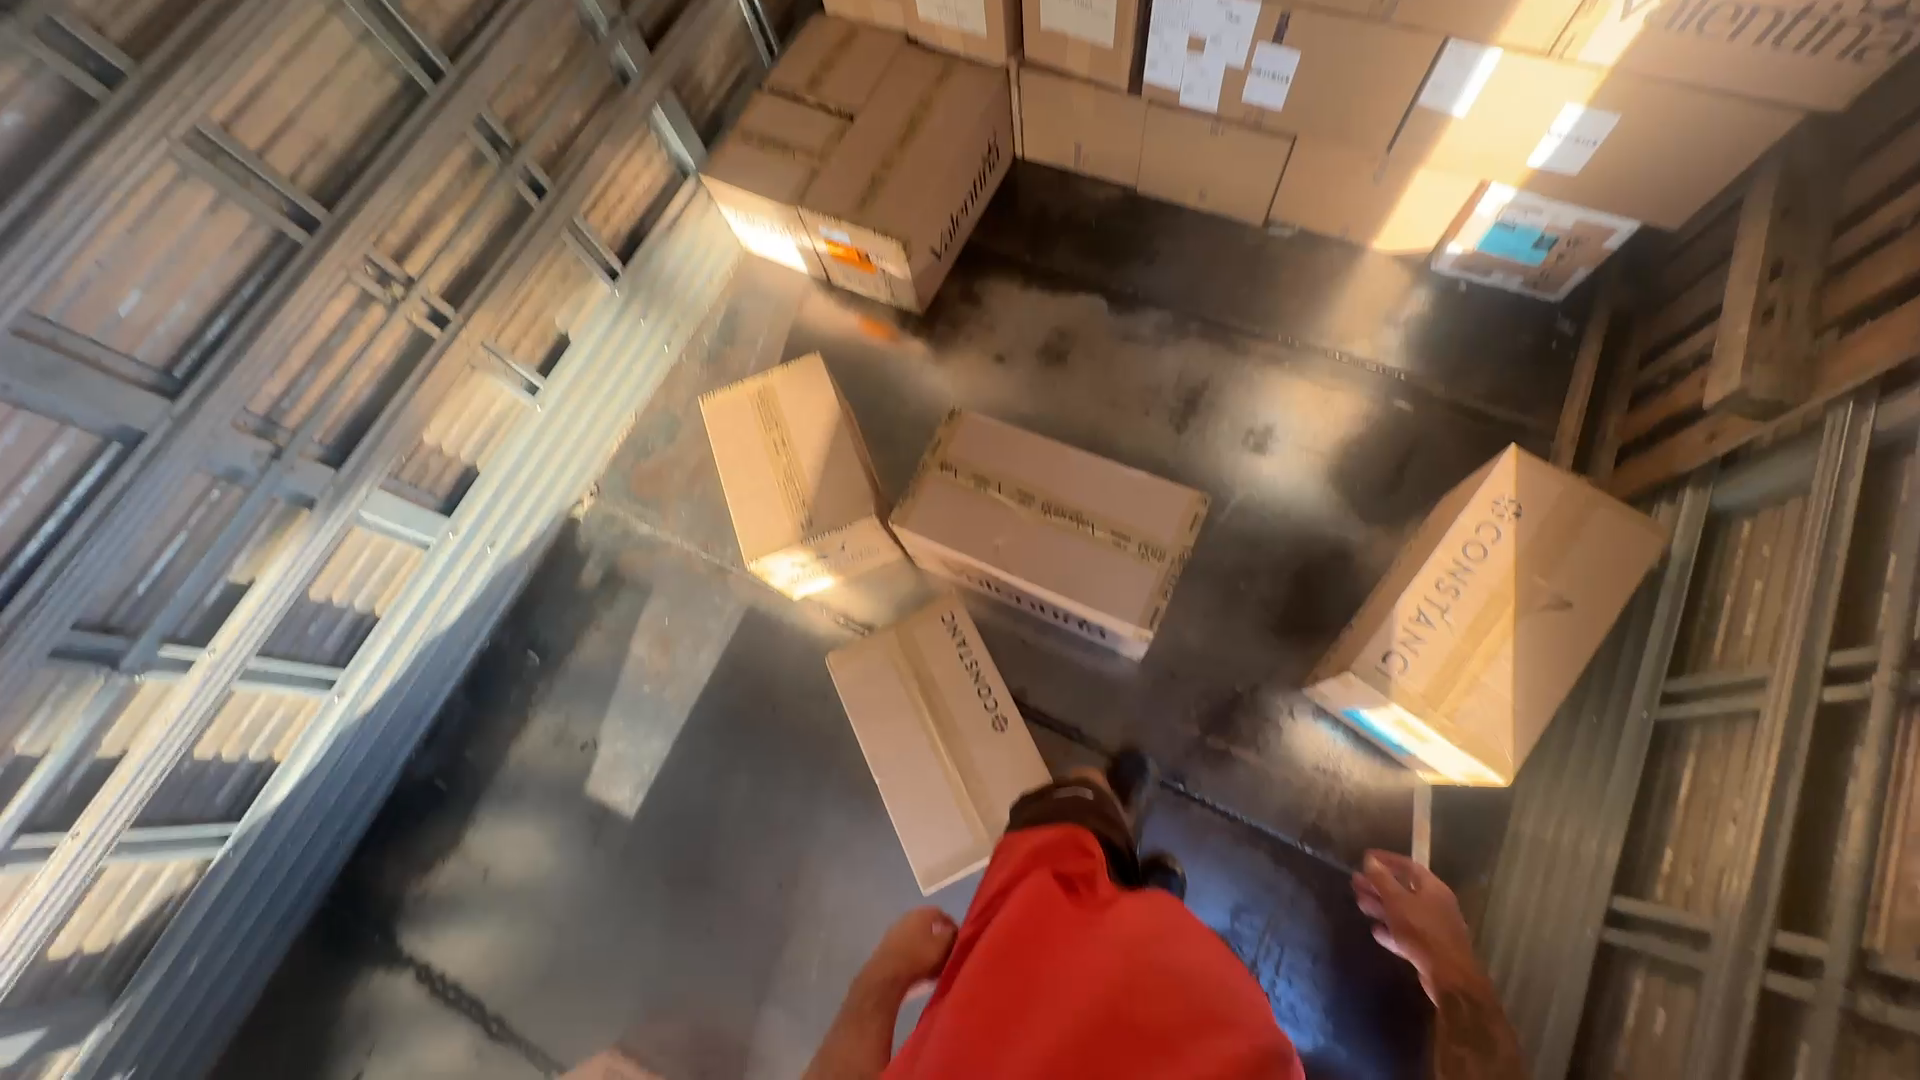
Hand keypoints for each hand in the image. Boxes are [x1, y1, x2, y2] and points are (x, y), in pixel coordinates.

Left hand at [857, 906, 956, 996]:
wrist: (887, 974)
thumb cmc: (919, 957)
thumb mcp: (943, 946)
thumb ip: (952, 936)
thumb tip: (955, 931)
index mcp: (922, 913)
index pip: (941, 913)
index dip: (951, 925)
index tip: (958, 939)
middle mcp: (908, 916)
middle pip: (928, 925)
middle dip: (938, 937)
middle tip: (947, 951)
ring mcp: (895, 930)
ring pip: (917, 937)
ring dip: (926, 947)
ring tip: (934, 963)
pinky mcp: (887, 946)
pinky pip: (907, 947)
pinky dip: (915, 955)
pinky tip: (919, 969)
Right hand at [1351, 849, 1483, 1003]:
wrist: (1448, 977)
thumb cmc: (1422, 931)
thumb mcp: (1397, 901)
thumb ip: (1382, 880)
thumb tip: (1370, 860)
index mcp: (1432, 888)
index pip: (1408, 866)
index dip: (1386, 859)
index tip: (1365, 856)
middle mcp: (1435, 904)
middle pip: (1403, 889)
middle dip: (1378, 885)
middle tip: (1356, 881)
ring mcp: (1432, 927)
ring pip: (1402, 912)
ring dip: (1380, 906)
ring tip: (1360, 903)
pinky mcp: (1428, 948)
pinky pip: (1405, 933)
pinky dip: (1390, 930)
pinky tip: (1376, 931)